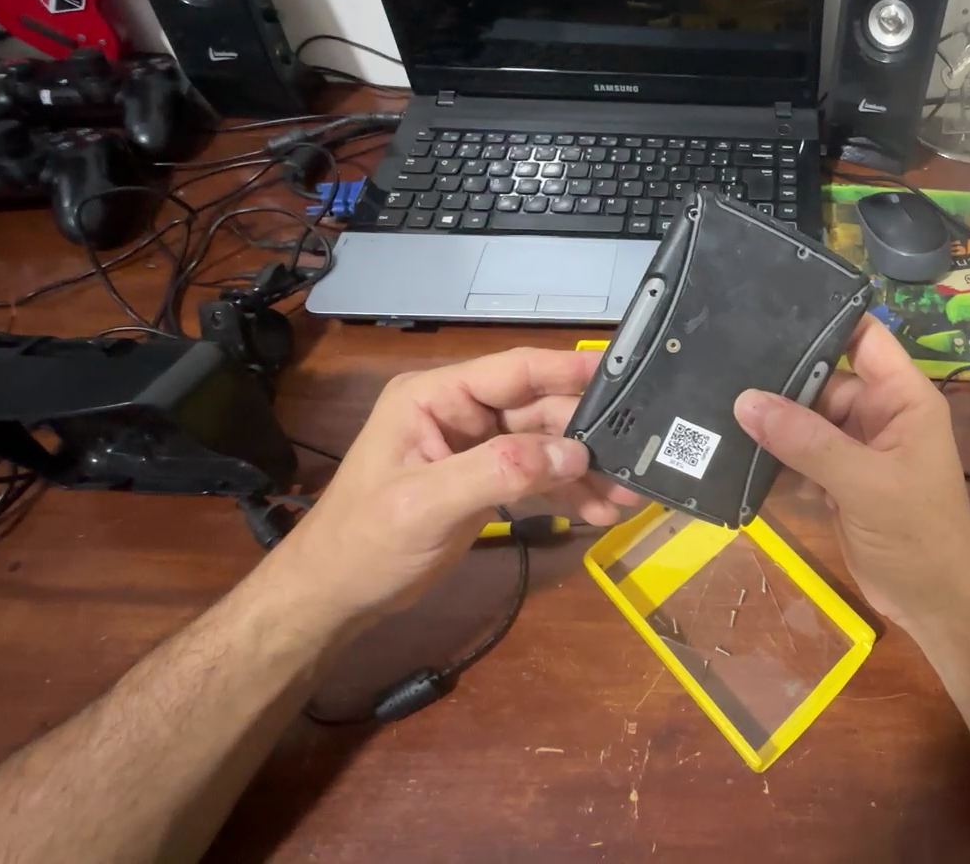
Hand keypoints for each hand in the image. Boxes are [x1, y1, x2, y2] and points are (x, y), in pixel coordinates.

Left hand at [270, 349, 638, 620]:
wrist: (333, 600)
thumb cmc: (363, 544)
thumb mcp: (426, 504)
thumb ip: (499, 471)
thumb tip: (574, 454)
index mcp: (438, 397)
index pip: (516, 371)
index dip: (569, 370)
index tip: (623, 375)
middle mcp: (463, 412)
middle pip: (542, 411)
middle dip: (588, 439)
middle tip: (636, 460)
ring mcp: (478, 446)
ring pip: (549, 446)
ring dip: (587, 471)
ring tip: (627, 497)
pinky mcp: (490, 479)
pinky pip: (541, 475)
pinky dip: (570, 492)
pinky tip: (600, 511)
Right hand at [732, 317, 969, 637]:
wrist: (934, 604)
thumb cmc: (918, 535)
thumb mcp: (865, 483)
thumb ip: (808, 442)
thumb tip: (746, 402)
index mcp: (902, 397)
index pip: (865, 338)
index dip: (826, 319)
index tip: (771, 309)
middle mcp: (879, 413)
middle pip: (824, 379)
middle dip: (781, 377)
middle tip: (722, 364)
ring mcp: (856, 446)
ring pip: (807, 418)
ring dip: (772, 419)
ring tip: (715, 402)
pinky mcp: (838, 477)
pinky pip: (801, 452)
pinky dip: (775, 454)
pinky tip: (733, 450)